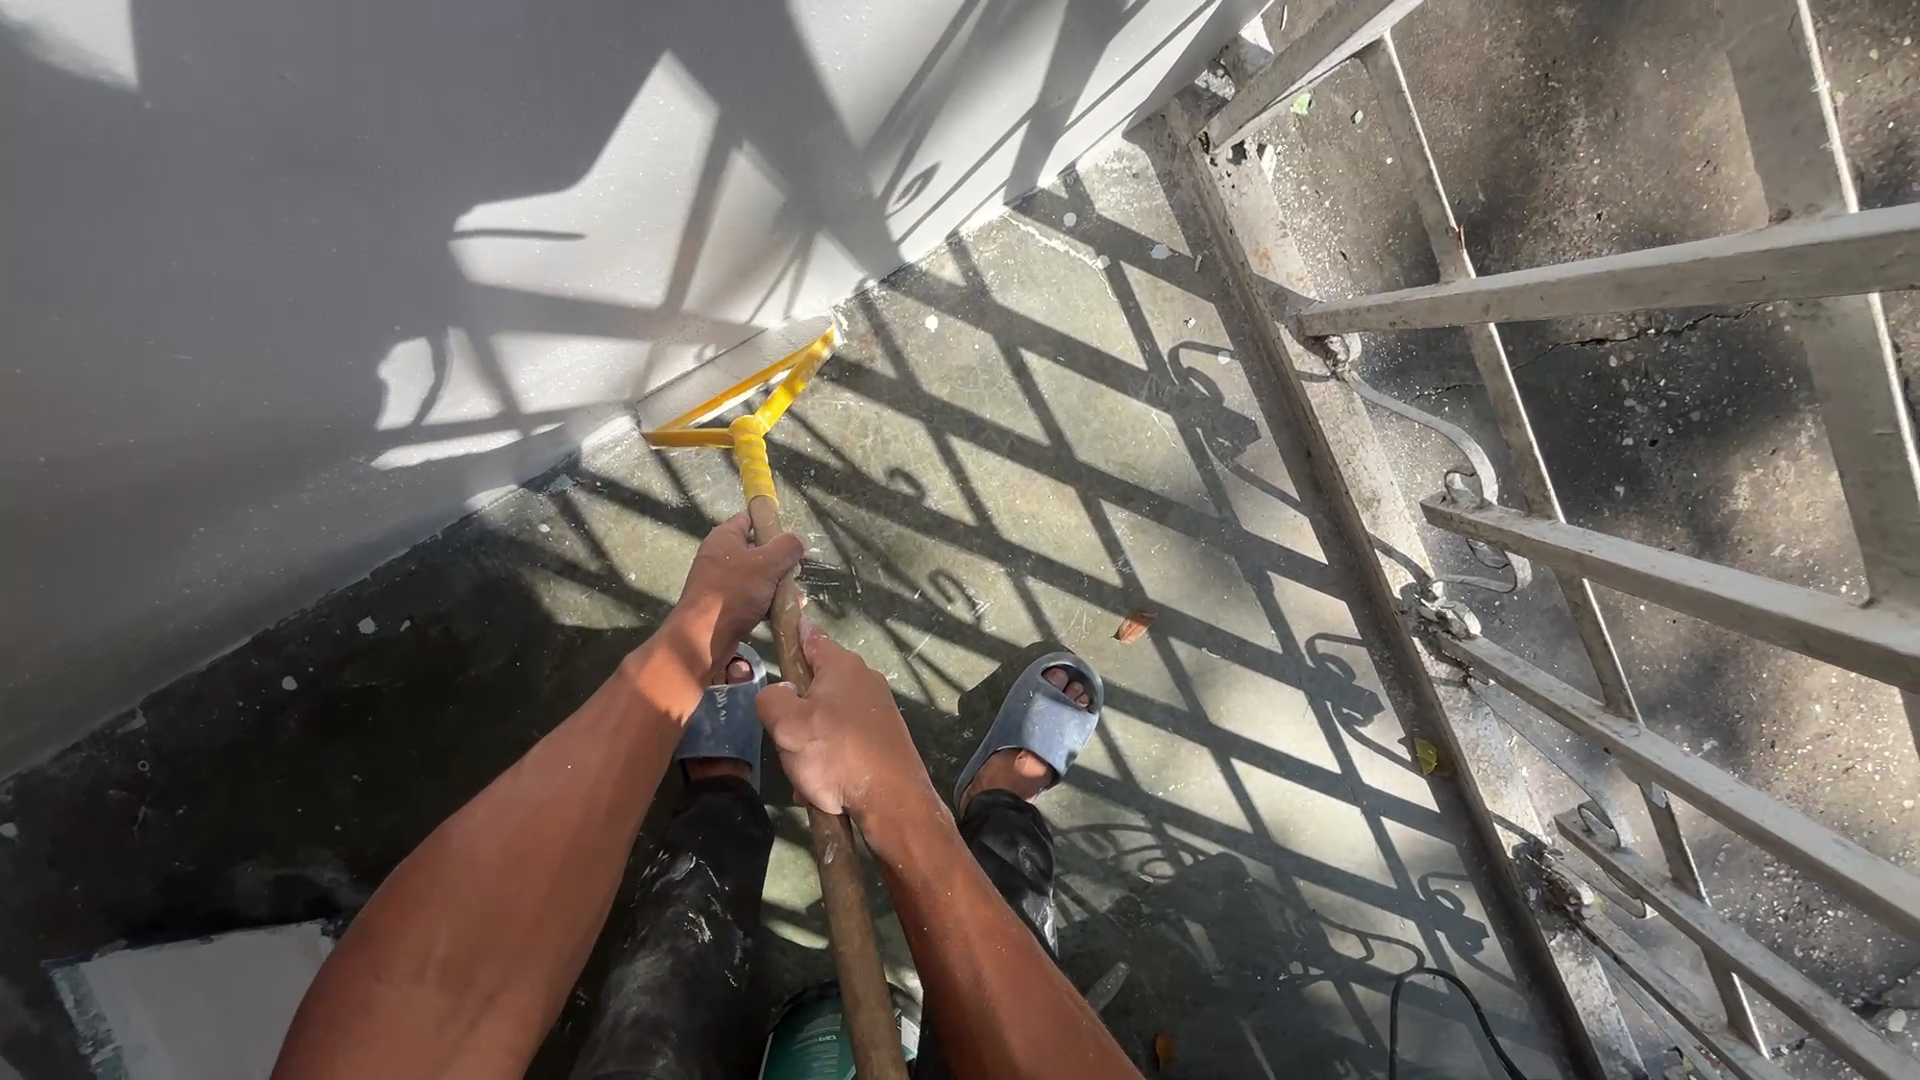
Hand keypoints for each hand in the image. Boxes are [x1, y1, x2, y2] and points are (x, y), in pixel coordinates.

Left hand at [669, 512, 804, 670]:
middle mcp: (720, 556)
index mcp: (724, 538)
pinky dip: (768, 602)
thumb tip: (796, 541)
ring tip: (795, 596)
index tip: (791, 538)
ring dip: (778, 585)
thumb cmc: (733, 592)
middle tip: (795, 572)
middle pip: (757, 550)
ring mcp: (722, 582)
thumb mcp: (767, 563)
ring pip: (758, 577)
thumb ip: (786, 547)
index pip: (749, 518)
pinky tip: (785, 610)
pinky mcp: (726, 605)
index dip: (770, 523)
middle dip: (781, 561)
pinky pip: (753, 597)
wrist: (704, 637)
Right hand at [756, 620, 938, 820]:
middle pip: (818, 681)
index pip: (813, 637)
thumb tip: (781, 690)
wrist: (891, 799)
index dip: (796, 630)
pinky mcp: (885, 734)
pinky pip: (845, 738)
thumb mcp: (787, 725)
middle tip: (785, 734)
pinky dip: (832, 755)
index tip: (790, 618)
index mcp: (842, 666)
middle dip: (797, 706)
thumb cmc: (836, 754)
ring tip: (806, 770)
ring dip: (812, 739)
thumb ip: (772, 698)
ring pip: (829, 715)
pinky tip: (826, 783)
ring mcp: (878, 707)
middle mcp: (864, 679)